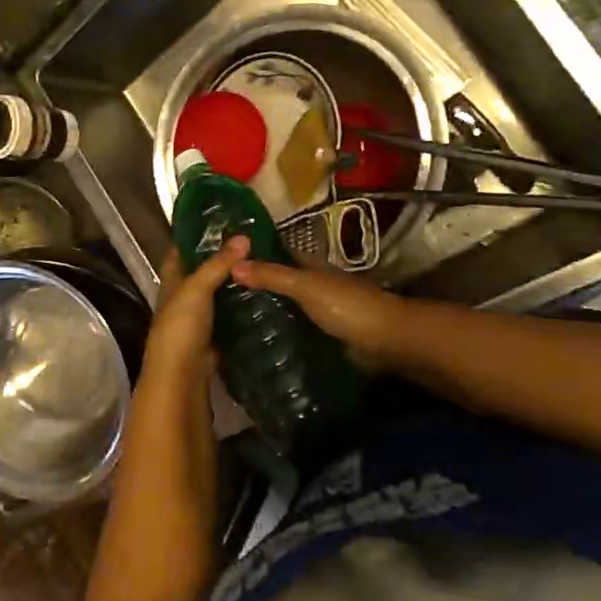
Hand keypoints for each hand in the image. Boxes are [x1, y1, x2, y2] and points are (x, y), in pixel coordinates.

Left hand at [143, 236, 251, 387]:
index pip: (179, 253)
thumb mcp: (197, 289)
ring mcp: (199, 321)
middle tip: (253, 242)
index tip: (219, 221)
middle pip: (202, 274)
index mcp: (172, 284)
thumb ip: (218, 264)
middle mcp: (183, 300)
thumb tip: (243, 236)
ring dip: (235, 284)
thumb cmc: (181, 327)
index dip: (193, 237)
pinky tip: (263, 299)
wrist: (182, 375)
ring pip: (218, 296)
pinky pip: (230, 318)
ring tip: (263, 266)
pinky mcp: (215, 338)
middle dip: (222, 260)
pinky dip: (243, 309)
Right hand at [230, 257, 412, 367]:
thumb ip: (273, 276)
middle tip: (215, 297)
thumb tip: (233, 264)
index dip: (253, 254)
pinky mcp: (323, 338)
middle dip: (253, 288)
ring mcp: (319, 313)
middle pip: (279, 284)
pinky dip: (278, 336)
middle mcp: (314, 287)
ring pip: (286, 310)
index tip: (221, 259)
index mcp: (312, 267)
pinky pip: (295, 334)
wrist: (385, 340)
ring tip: (226, 323)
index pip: (278, 254)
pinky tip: (255, 345)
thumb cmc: (347, 306)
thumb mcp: (307, 287)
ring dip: (264, 314)